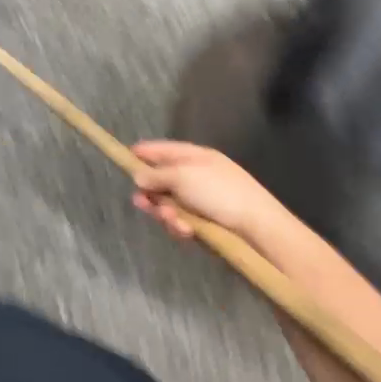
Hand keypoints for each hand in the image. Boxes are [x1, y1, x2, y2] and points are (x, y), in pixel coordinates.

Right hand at [129, 140, 295, 244]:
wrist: (259, 229)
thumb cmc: (220, 193)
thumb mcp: (182, 176)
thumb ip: (155, 174)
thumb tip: (137, 175)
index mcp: (194, 157)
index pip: (160, 150)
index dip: (140, 154)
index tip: (121, 161)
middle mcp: (196, 176)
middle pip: (160, 181)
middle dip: (150, 193)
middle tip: (141, 203)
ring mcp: (202, 201)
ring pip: (168, 204)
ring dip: (165, 213)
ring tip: (171, 219)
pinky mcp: (206, 224)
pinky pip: (182, 221)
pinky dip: (180, 226)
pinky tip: (186, 231)